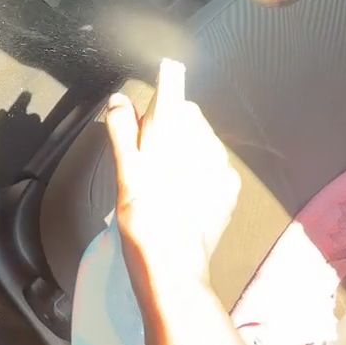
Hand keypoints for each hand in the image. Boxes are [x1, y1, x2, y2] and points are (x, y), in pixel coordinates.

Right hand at [105, 59, 241, 293]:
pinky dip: (196, 165)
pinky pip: (212, 164)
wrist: (174, 273)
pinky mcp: (226, 193)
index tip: (163, 72)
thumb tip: (119, 101)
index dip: (166, 82)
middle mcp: (205, 151)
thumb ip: (123, 133)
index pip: (176, 96)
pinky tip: (179, 185)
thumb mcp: (126, 176)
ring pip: (200, 139)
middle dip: (167, 119)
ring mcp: (220, 173)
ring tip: (159, 167)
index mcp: (178, 141)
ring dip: (182, 141)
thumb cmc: (145, 224)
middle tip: (142, 142)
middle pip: (187, 117)